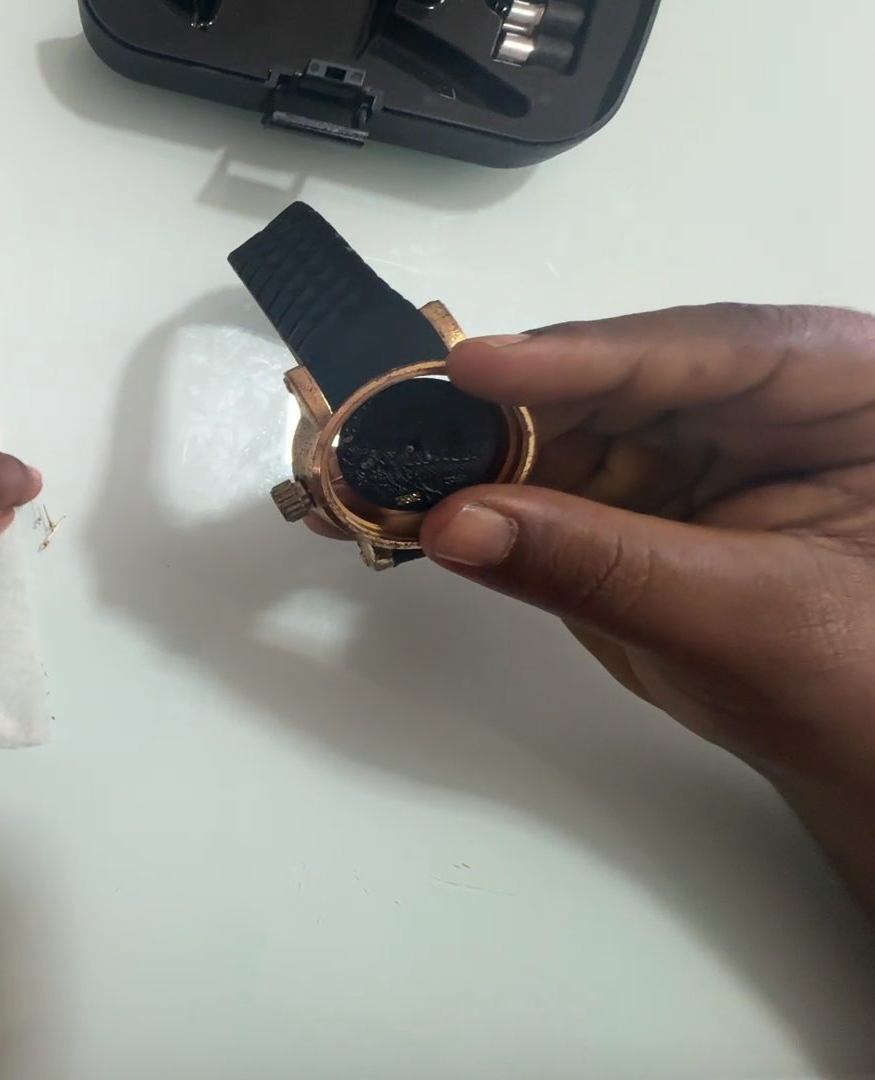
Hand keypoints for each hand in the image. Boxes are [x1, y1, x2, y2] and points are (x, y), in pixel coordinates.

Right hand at [384, 305, 874, 900]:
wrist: (853, 749)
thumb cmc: (864, 686)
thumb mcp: (743, 620)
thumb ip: (598, 565)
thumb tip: (454, 526)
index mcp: (838, 398)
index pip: (704, 354)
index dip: (578, 360)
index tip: (469, 371)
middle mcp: (734, 409)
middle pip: (584, 390)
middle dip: (470, 418)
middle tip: (375, 429)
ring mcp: (657, 455)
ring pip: (526, 440)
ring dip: (433, 465)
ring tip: (350, 477)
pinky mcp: (596, 500)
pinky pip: (504, 494)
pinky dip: (436, 509)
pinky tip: (374, 514)